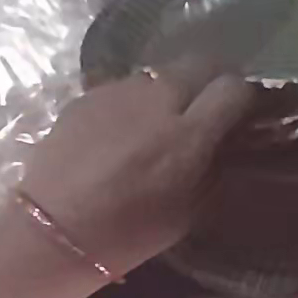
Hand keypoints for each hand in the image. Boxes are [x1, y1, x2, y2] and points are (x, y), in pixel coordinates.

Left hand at [16, 68, 255, 281]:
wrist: (54, 231)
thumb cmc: (126, 234)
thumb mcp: (187, 212)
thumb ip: (210, 168)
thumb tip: (220, 143)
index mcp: (187, 135)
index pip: (234, 89)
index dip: (243, 99)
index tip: (240, 114)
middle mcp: (156, 100)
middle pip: (199, 63)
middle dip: (210, 81)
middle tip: (205, 108)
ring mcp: (117, 92)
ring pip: (159, 73)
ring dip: (168, 91)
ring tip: (157, 122)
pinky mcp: (86, 94)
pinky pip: (124, 87)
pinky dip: (133, 102)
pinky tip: (120, 131)